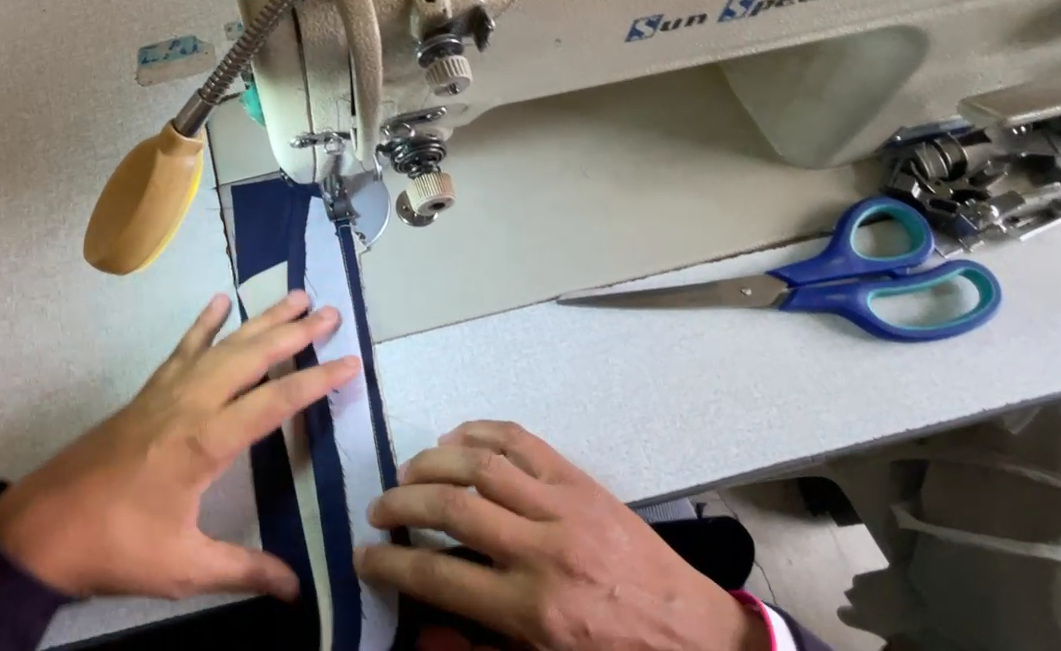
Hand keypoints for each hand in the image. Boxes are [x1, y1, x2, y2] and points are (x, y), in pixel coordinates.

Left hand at [0, 291, 357, 600]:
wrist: (43, 526)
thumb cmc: (116, 545)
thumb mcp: (183, 566)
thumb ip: (243, 570)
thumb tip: (296, 589)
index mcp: (205, 441)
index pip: (275, 401)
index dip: (317, 382)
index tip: (351, 362)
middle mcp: (190, 403)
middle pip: (251, 356)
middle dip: (294, 333)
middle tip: (329, 312)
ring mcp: (166, 392)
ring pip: (222, 345)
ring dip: (260, 320)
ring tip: (293, 297)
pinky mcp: (148, 393)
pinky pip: (182, 348)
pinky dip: (203, 323)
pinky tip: (219, 302)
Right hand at [356, 421, 766, 650]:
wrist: (698, 639)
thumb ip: (477, 646)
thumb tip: (420, 625)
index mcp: (533, 609)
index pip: (438, 577)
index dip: (389, 565)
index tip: (363, 557)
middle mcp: (543, 549)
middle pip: (451, 508)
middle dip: (400, 504)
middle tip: (378, 509)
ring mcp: (563, 506)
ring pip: (480, 463)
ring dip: (431, 462)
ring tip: (408, 474)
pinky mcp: (580, 480)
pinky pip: (519, 440)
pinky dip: (478, 431)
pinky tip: (454, 440)